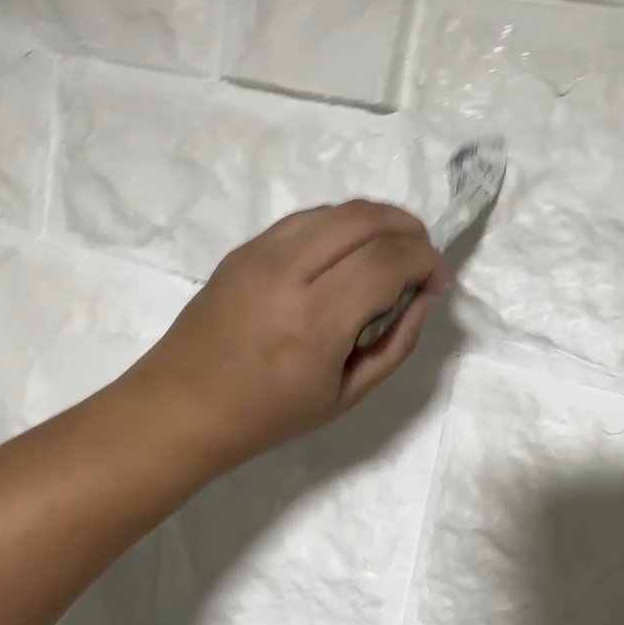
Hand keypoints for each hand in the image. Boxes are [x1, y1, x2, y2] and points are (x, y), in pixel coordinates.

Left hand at [122, 200, 450, 466]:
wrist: (184, 406)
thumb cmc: (270, 414)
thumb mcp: (349, 395)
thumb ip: (398, 342)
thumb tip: (426, 294)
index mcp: (316, 320)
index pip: (388, 260)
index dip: (427, 261)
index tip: (440, 282)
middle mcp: (288, 272)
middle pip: (366, 219)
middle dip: (410, 231)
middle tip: (424, 260)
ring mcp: (260, 253)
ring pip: (337, 209)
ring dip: (378, 221)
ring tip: (394, 251)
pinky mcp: (244, 248)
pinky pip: (307, 218)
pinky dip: (342, 225)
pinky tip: (350, 252)